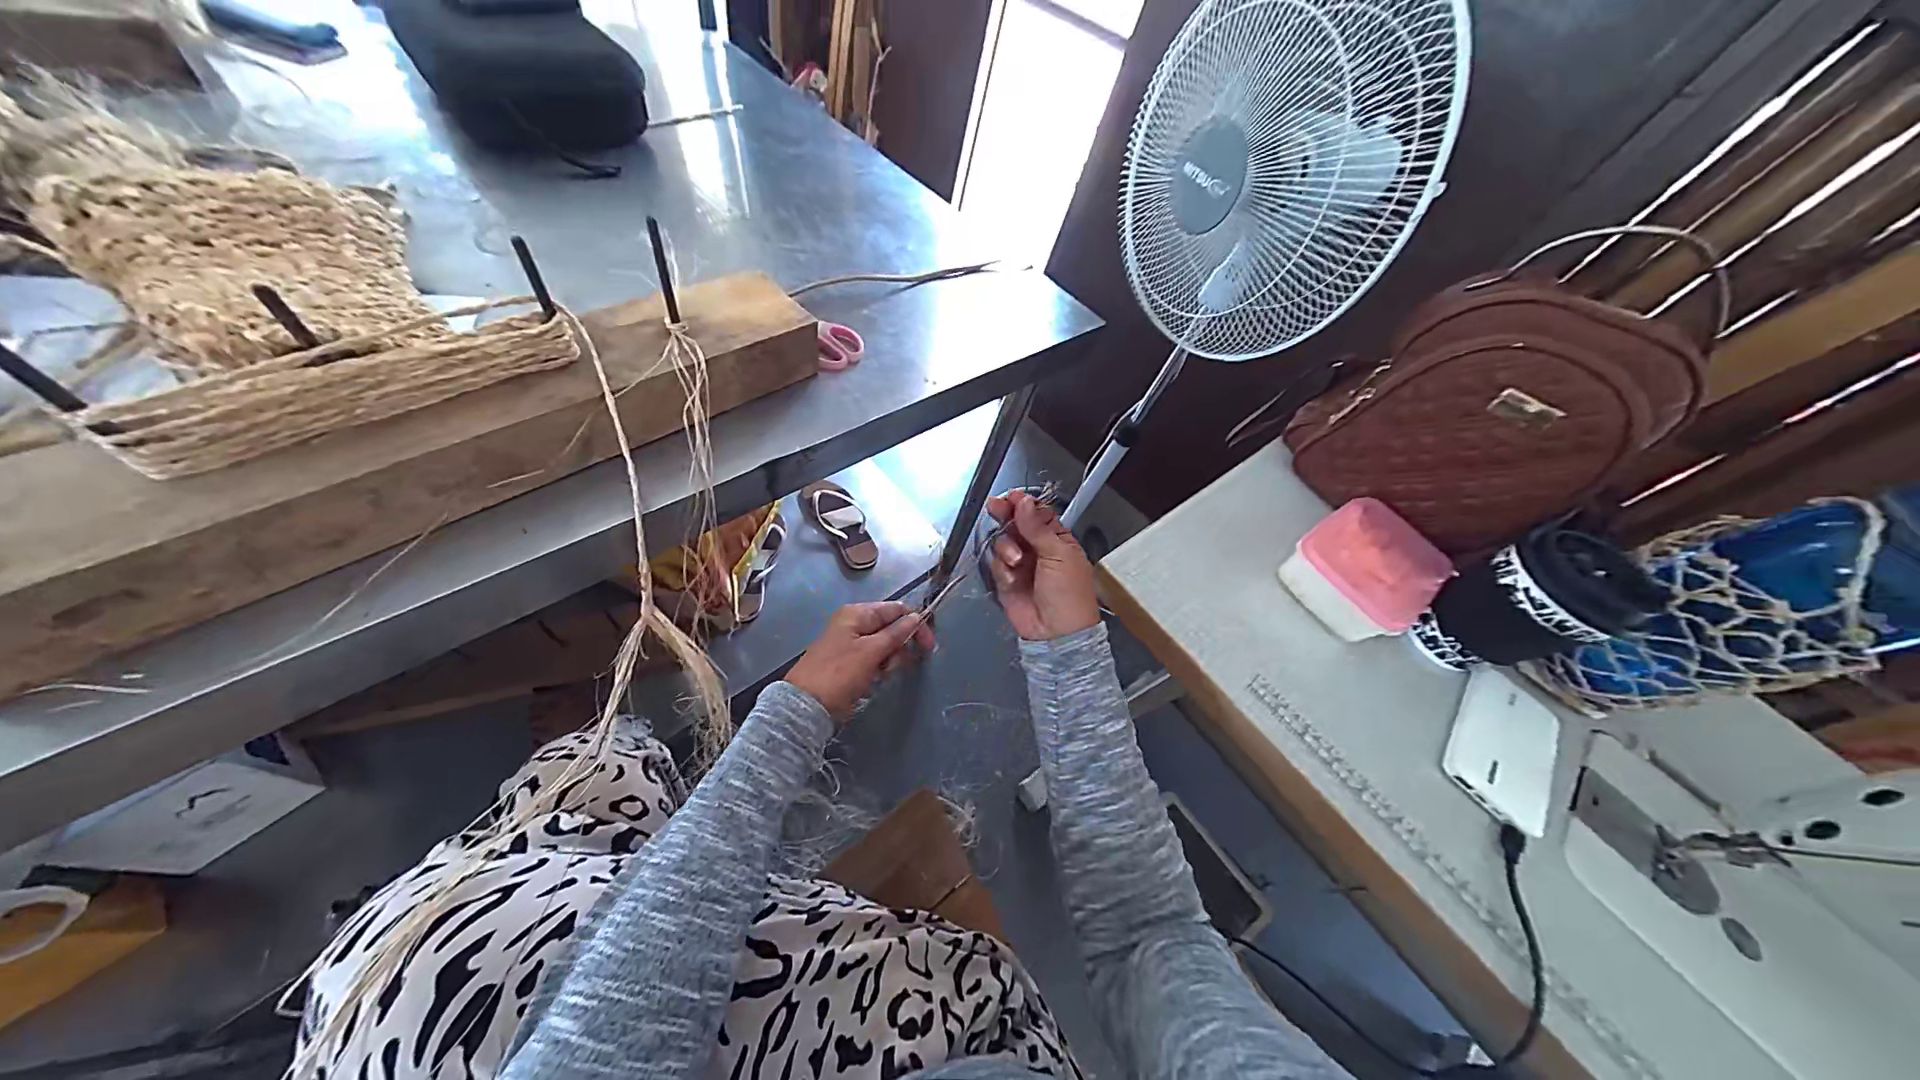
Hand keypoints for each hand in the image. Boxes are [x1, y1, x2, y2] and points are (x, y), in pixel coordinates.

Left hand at [786, 602, 935, 721]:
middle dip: (900, 645)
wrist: (807, 705)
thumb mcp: (871, 651)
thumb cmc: (839, 674)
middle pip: (891, 627)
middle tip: (895, 664)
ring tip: (881, 673)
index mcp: (857, 613)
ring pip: (885, 645)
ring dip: (890, 659)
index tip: (929, 646)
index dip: (915, 624)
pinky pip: (875, 658)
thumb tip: (916, 617)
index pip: (896, 609)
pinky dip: (879, 667)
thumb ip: (896, 633)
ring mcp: (852, 642)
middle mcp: (855, 623)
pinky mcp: (850, 661)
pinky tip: (875, 678)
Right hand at [985, 490, 1099, 640]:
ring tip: (1016, 560)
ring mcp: (1022, 565)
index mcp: (1058, 539)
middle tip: (996, 508)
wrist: (1057, 632)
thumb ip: (1037, 527)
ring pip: (1003, 542)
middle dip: (1006, 517)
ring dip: (1006, 548)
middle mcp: (1038, 549)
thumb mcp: (1058, 554)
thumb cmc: (1069, 594)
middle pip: (1016, 525)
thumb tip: (1024, 502)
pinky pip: (996, 565)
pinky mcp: (1007, 581)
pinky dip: (1002, 569)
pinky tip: (1012, 578)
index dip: (1023, 504)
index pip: (1036, 514)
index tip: (1010, 498)